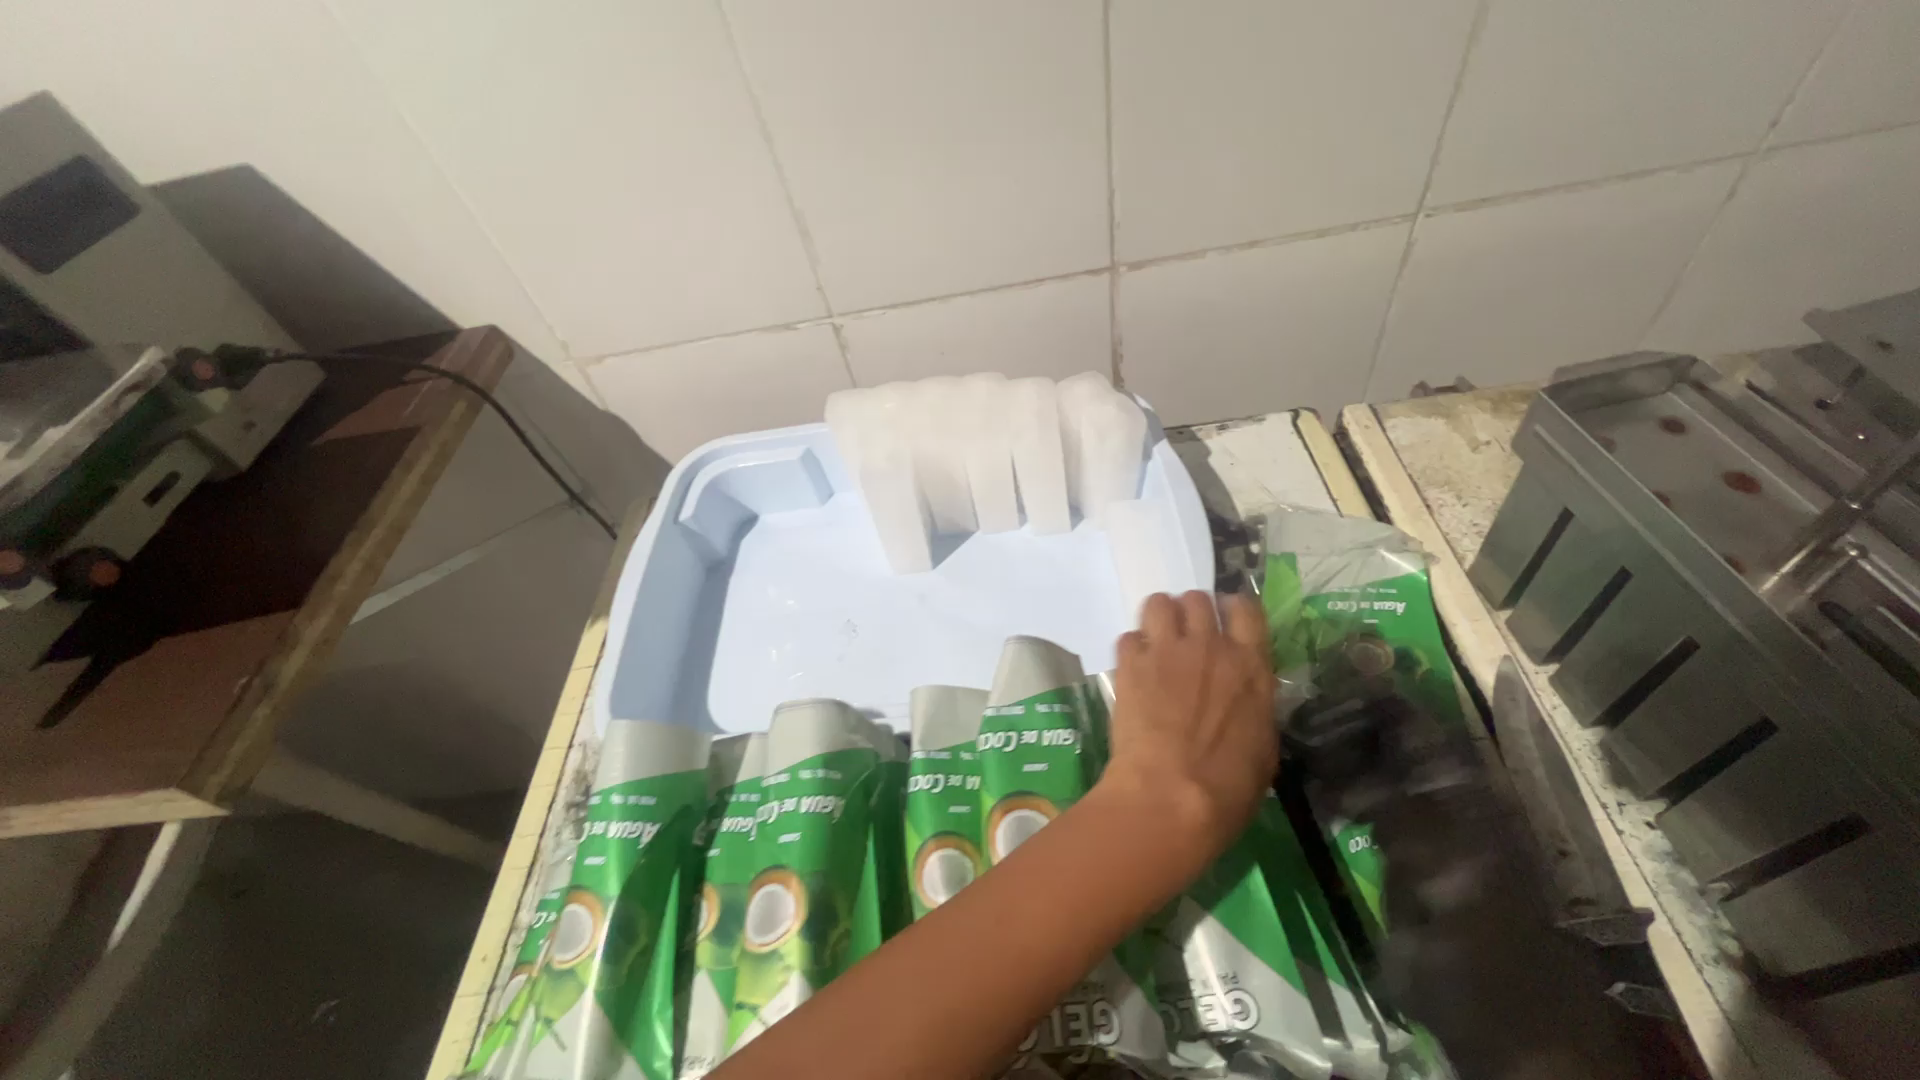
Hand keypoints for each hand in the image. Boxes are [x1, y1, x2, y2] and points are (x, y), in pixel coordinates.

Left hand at [1100, 592, 1278, 864]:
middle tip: (1187, 638)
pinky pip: (1127, 636)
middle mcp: (1208, 646)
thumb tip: (1243, 700)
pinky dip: (1132, 649)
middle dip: (1192, 613)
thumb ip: (1252, 706)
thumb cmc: (1228, 786)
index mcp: (1250, 666)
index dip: (1233, 609)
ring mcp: (1165, 651)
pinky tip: (1134, 670)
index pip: (1246, 608)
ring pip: (1158, 603)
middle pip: (1197, 599)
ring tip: (1157, 643)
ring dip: (1159, 618)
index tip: (1226, 622)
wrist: (1169, 795)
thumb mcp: (1263, 746)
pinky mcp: (1129, 665)